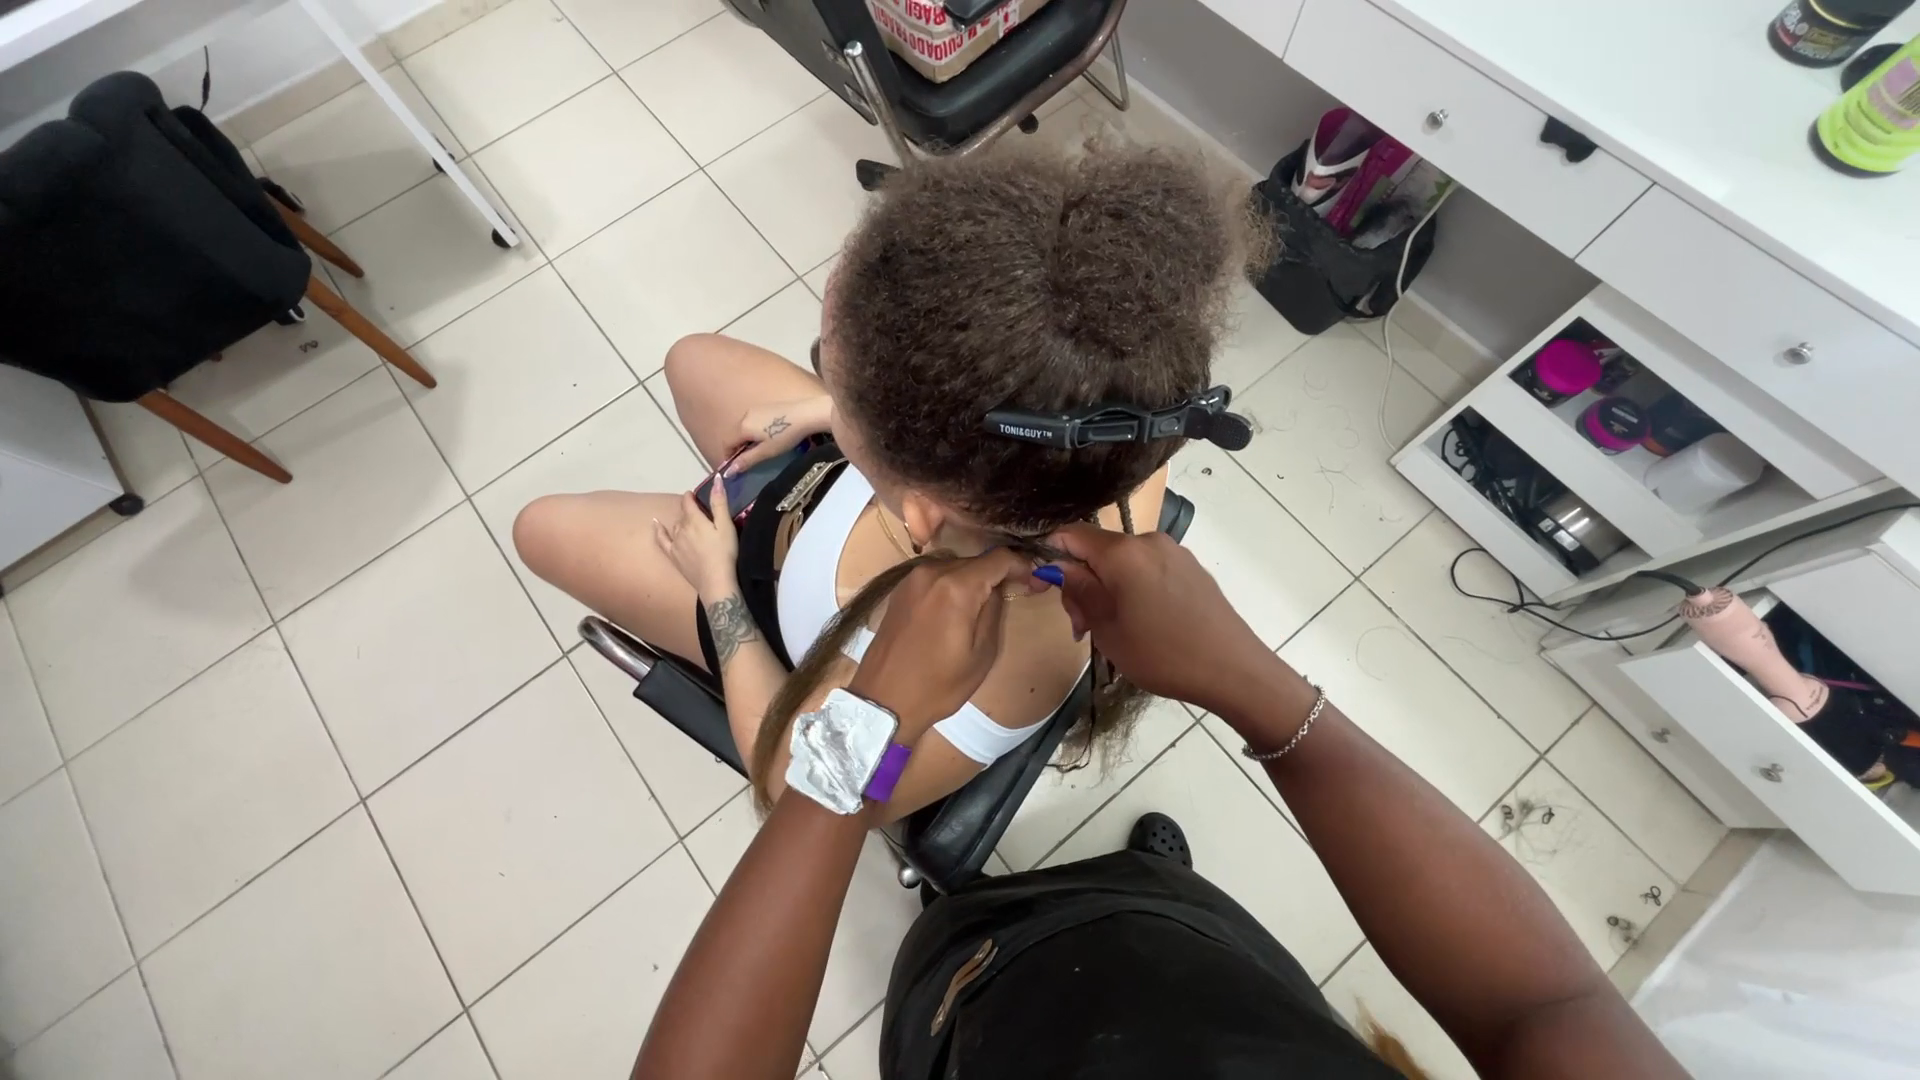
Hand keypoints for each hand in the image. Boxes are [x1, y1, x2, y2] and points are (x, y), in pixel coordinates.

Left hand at [655, 487, 740, 600]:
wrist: (715, 581)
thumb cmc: (725, 552)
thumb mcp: (726, 526)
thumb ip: (720, 503)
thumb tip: (715, 479)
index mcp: (695, 520)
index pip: (688, 502)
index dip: (690, 497)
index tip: (694, 495)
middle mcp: (681, 528)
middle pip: (683, 515)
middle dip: (689, 511)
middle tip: (700, 514)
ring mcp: (675, 543)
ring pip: (675, 526)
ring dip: (681, 522)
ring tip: (689, 523)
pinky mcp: (673, 556)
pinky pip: (661, 540)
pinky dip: (658, 530)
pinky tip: (656, 524)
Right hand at [728, 395, 832, 472]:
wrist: (806, 414)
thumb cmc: (785, 435)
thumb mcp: (767, 451)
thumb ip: (747, 460)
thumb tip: (728, 472)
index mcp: (742, 427)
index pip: (726, 443)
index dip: (727, 456)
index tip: (734, 468)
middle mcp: (745, 416)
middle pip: (734, 434)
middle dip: (737, 448)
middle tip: (747, 461)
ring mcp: (755, 409)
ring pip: (744, 427)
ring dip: (746, 440)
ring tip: (758, 450)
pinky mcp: (766, 407)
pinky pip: (753, 421)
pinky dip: (754, 431)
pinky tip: (768, 437)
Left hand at [848, 550, 1045, 741]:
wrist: (883, 700)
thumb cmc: (938, 685)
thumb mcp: (982, 653)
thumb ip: (994, 610)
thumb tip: (999, 587)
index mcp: (955, 587)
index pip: (999, 558)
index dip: (1021, 565)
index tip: (1033, 581)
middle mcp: (931, 572)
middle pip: (976, 561)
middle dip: (997, 574)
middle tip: (1012, 594)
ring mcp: (911, 579)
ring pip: (954, 566)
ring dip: (973, 580)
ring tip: (981, 607)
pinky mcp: (899, 590)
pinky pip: (935, 576)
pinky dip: (951, 585)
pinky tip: (954, 610)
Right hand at [1047, 524, 1281, 717]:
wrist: (1234, 671)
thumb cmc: (1162, 654)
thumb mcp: (1107, 628)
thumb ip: (1079, 590)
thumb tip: (1056, 566)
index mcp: (1123, 552)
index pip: (1071, 534)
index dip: (1051, 556)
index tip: (1045, 589)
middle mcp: (1149, 541)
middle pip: (1099, 551)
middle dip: (1083, 583)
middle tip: (1082, 628)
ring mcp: (1175, 553)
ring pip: (1124, 563)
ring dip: (1108, 589)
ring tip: (1113, 631)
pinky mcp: (1192, 569)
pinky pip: (1149, 570)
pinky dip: (1134, 590)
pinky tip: (1143, 624)